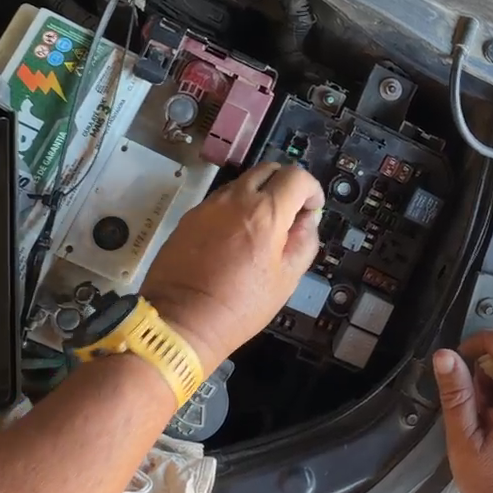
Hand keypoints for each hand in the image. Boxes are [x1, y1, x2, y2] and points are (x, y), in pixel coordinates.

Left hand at [143, 162, 323, 372]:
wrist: (181, 322)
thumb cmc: (240, 306)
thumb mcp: (286, 279)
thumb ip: (304, 241)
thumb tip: (307, 220)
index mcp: (266, 212)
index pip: (296, 176)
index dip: (311, 189)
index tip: (312, 209)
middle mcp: (235, 199)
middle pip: (268, 170)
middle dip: (286, 185)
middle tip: (290, 214)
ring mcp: (208, 205)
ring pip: (242, 183)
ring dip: (259, 195)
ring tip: (261, 230)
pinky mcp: (189, 217)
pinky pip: (220, 200)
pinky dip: (235, 208)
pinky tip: (234, 239)